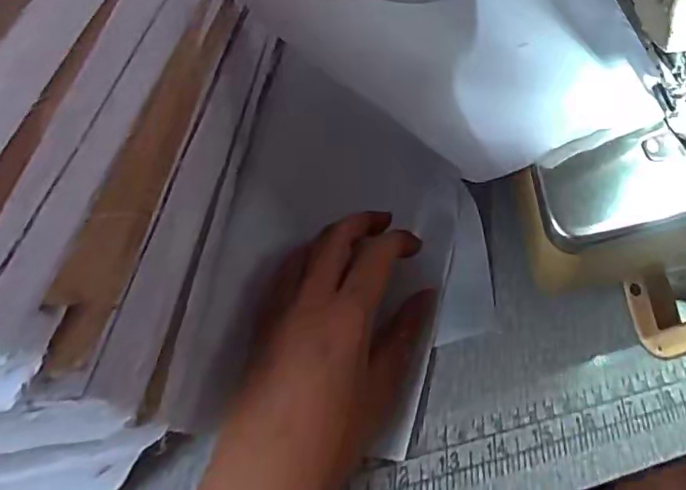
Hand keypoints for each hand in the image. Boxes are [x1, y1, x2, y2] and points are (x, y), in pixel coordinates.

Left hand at [201, 212, 437, 489]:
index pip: (376, 255)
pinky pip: (281, 275)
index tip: (415, 246)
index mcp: (346, 316)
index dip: (399, 240)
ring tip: (353, 242)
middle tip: (386, 225)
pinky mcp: (260, 330)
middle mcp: (310, 303)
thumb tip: (425, 296)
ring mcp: (279, 314)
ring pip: (304, 251)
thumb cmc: (331, 437)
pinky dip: (304, 258)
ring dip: (332, 236)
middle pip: (335, 239)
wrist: (264, 480)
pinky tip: (314, 272)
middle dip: (364, 222)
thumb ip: (404, 335)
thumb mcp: (381, 390)